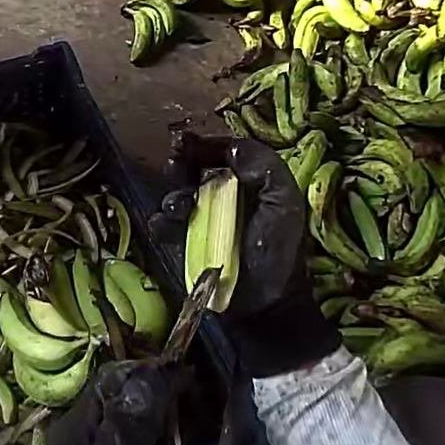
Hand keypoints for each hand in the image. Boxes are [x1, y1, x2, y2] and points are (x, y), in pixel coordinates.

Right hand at [157, 132, 341, 376]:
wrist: (266, 303)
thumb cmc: (279, 249)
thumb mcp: (283, 202)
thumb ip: (264, 168)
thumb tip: (230, 148)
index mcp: (249, 182)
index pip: (223, 153)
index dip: (205, 144)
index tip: (187, 142)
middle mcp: (223, 196)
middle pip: (193, 169)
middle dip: (182, 163)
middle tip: (176, 163)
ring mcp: (201, 220)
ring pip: (176, 195)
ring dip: (175, 195)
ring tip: (182, 204)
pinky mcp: (184, 244)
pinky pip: (164, 227)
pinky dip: (161, 222)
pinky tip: (167, 224)